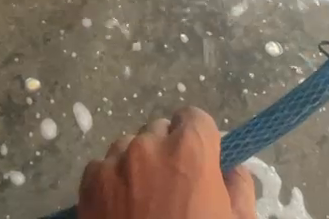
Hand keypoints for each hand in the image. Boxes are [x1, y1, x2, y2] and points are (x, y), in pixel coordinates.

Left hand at [78, 108, 255, 218]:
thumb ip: (239, 189)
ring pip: (130, 146)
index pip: (195, 118)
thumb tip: (232, 168)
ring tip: (145, 202)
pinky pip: (104, 167)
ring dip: (139, 165)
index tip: (202, 163)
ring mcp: (115, 160)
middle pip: (160, 132)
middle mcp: (149, 145)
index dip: (200, 140)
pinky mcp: (89, 181)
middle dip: (168, 152)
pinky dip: (113, 182)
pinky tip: (121, 211)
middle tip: (173, 189)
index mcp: (190, 150)